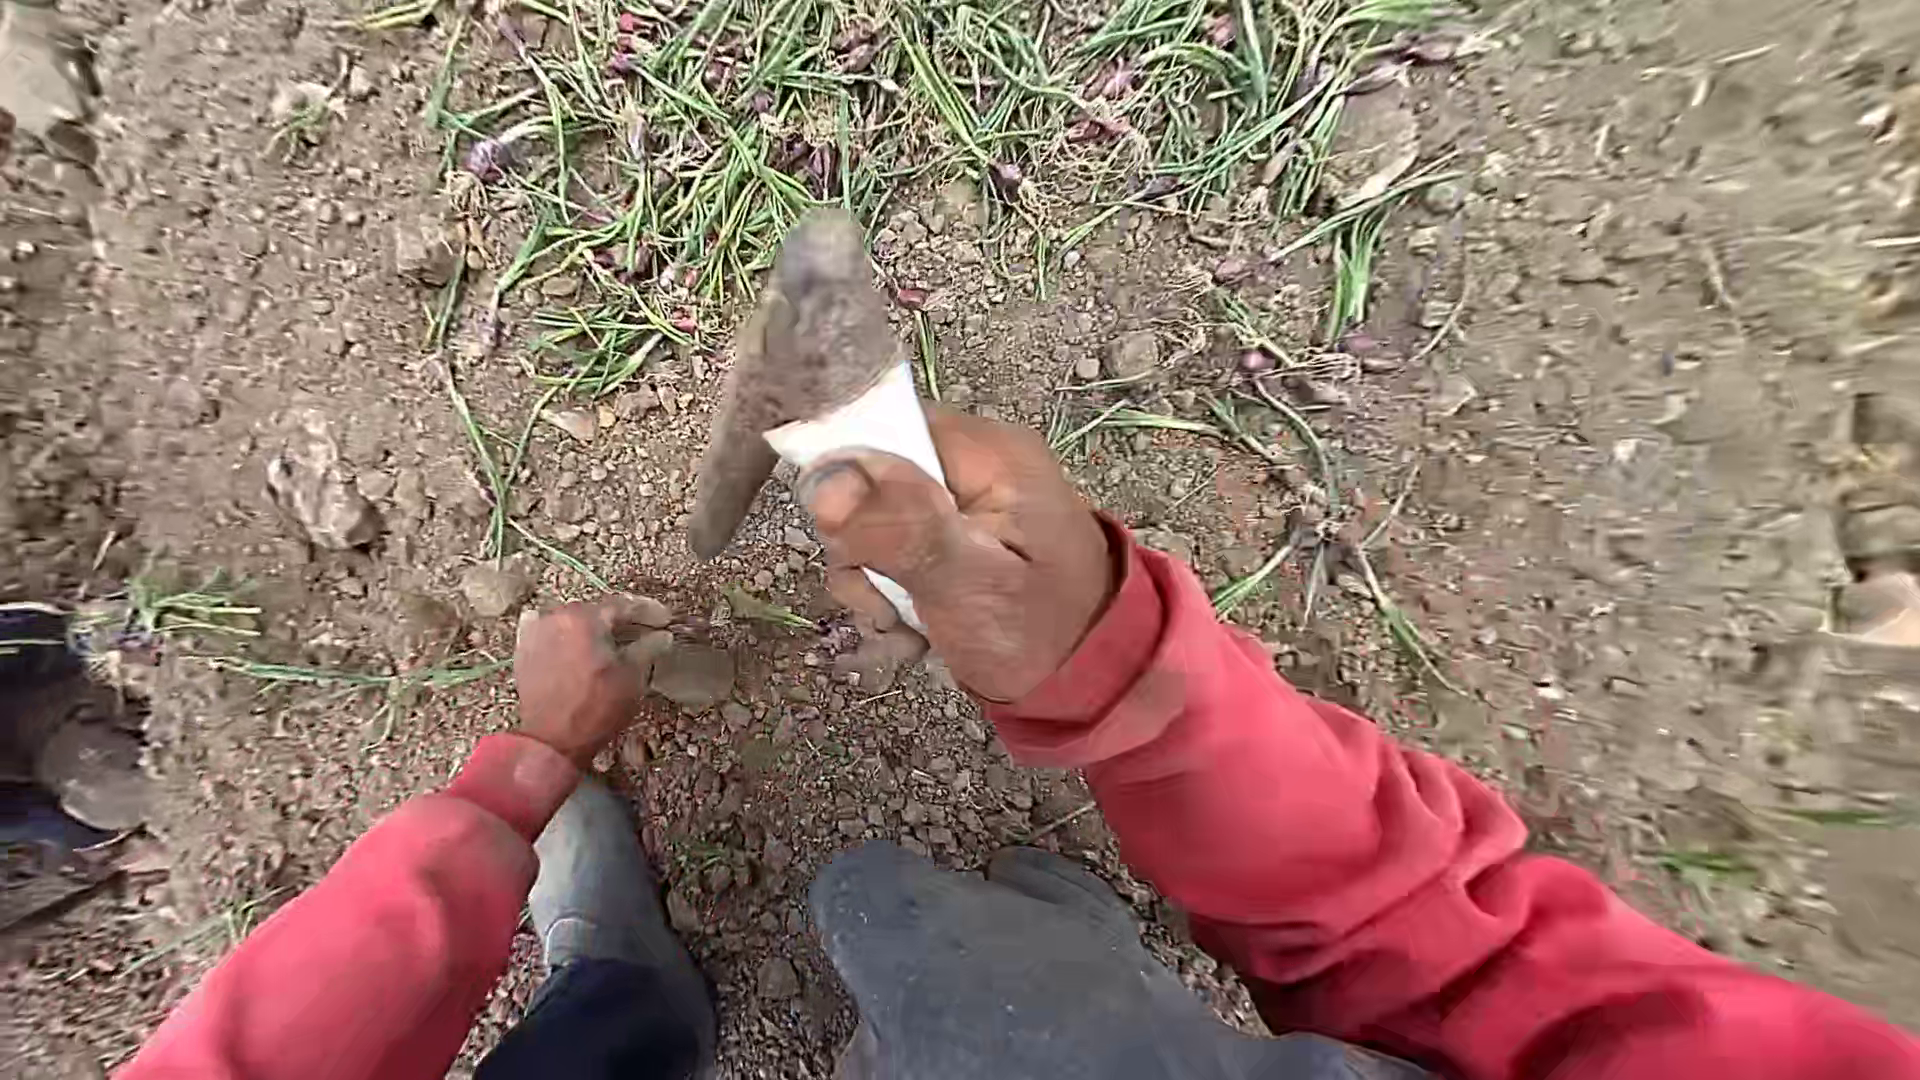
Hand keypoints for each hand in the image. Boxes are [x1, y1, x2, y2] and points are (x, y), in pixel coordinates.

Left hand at [513, 596, 672, 766]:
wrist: (552, 741)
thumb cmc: (597, 706)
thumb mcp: (633, 674)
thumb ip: (648, 647)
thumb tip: (661, 636)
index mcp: (584, 619)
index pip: (624, 605)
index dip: (649, 611)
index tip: (666, 620)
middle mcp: (556, 618)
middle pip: (597, 610)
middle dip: (623, 618)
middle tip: (646, 629)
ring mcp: (535, 635)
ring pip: (574, 621)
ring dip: (597, 626)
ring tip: (617, 639)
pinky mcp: (525, 654)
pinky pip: (550, 633)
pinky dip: (568, 634)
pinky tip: (578, 641)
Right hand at [799, 406, 1115, 701]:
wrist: (1084, 683)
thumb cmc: (1038, 634)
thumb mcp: (970, 584)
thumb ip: (903, 529)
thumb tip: (824, 479)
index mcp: (989, 453)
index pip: (884, 425)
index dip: (849, 482)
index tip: (856, 546)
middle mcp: (973, 465)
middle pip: (872, 479)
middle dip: (863, 549)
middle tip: (887, 603)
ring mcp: (963, 502)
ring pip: (873, 521)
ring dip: (873, 581)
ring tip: (903, 624)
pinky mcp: (953, 536)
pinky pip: (892, 548)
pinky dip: (889, 591)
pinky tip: (910, 625)